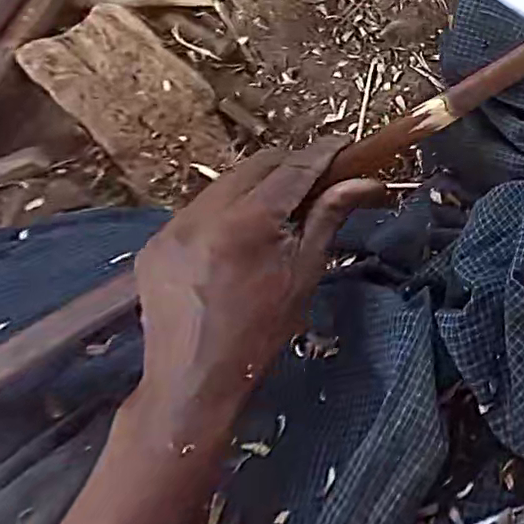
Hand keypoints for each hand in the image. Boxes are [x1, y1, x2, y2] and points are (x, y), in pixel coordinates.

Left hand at [131, 142, 383, 438]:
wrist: (194, 379)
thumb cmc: (264, 325)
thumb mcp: (308, 265)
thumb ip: (331, 212)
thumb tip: (366, 180)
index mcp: (246, 223)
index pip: (293, 167)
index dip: (324, 152)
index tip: (348, 144)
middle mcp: (203, 216)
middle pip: (259, 163)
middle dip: (294, 163)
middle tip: (323, 176)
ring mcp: (173, 228)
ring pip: (230, 180)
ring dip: (264, 180)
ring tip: (289, 201)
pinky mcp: (157, 243)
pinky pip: (206, 203)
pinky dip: (235, 201)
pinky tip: (251, 223)